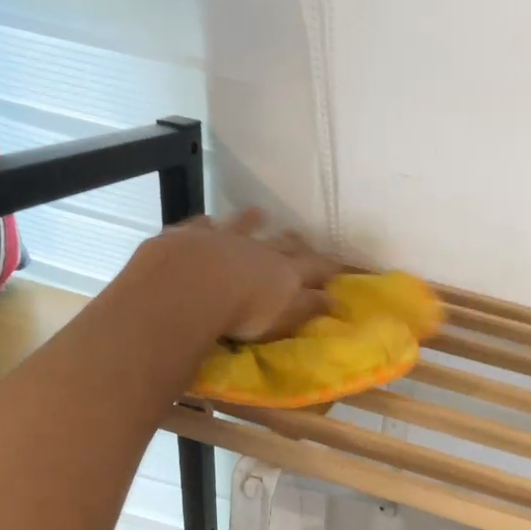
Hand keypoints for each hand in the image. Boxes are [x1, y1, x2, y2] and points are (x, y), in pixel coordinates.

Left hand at [114, 209, 336, 341]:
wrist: (192, 286)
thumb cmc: (245, 311)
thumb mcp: (286, 316)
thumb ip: (310, 307)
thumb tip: (336, 300)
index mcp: (286, 272)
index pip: (316, 267)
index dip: (329, 266)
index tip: (339, 264)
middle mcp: (259, 250)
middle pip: (282, 243)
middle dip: (293, 241)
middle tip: (300, 235)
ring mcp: (224, 239)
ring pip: (242, 226)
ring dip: (251, 220)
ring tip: (258, 212)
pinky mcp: (191, 237)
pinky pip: (202, 226)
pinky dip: (207, 223)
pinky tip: (207, 219)